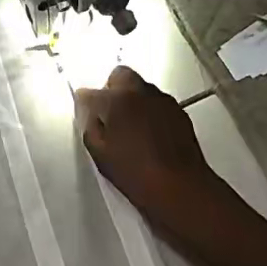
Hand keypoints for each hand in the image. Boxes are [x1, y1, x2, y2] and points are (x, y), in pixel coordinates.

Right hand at [76, 67, 266, 265]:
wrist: (181, 189)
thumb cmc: (135, 173)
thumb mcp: (100, 154)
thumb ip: (90, 127)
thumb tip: (90, 114)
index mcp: (116, 99)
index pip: (91, 92)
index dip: (85, 102)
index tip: (85, 112)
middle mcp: (140, 91)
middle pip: (120, 76)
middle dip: (111, 89)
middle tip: (109, 114)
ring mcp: (162, 100)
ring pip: (141, 88)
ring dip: (133, 99)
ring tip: (131, 126)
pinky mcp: (179, 112)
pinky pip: (158, 103)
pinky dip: (150, 110)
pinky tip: (150, 134)